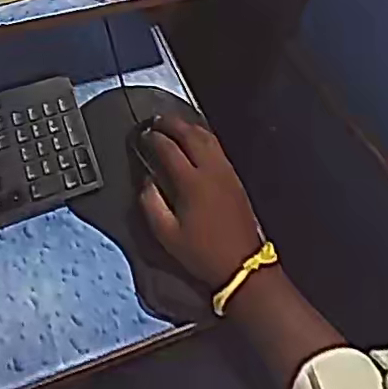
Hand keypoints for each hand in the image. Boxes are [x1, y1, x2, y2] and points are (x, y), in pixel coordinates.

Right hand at [137, 116, 266, 287]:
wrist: (244, 268)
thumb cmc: (202, 252)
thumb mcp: (167, 235)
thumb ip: (151, 203)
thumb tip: (146, 181)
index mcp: (191, 183)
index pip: (168, 148)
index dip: (153, 138)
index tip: (143, 136)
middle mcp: (210, 171)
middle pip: (190, 134)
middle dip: (171, 123)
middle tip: (156, 120)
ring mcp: (226, 172)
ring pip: (207, 137)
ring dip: (188, 126)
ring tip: (174, 123)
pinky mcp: (235, 178)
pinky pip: (217, 147)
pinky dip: (202, 135)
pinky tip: (195, 138)